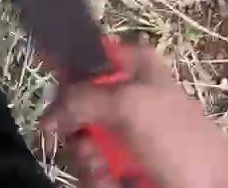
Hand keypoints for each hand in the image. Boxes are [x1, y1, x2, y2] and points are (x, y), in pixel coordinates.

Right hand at [46, 43, 227, 187]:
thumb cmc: (181, 141)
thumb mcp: (129, 104)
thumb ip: (81, 99)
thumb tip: (48, 119)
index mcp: (135, 66)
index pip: (87, 52)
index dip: (63, 62)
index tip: (47, 75)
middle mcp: (128, 97)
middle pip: (76, 100)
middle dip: (72, 123)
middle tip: (80, 137)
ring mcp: (127, 137)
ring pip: (81, 138)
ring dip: (85, 157)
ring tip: (104, 170)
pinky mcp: (127, 171)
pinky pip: (93, 169)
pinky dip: (97, 178)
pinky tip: (110, 183)